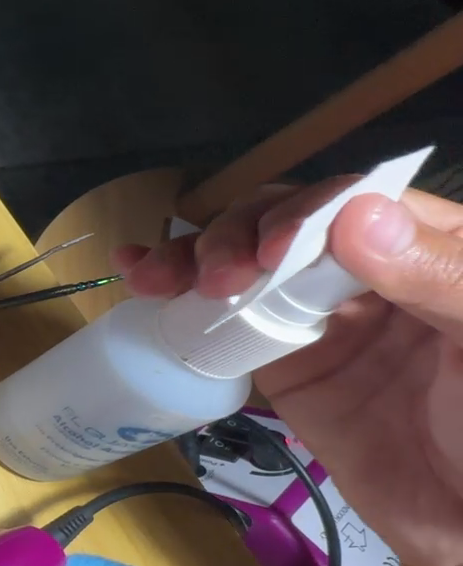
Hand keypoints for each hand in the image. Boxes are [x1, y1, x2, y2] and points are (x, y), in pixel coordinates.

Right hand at [118, 183, 462, 565]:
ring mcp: (313, 318)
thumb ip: (439, 276)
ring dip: (186, 258)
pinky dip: (170, 290)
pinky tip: (133, 274)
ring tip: (153, 277)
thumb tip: (353, 214)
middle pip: (278, 226)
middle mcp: (367, 276)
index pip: (353, 205)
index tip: (266, 255)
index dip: (299, 215)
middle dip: (229, 239)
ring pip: (236, 262)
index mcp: (433, 258)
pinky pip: (218, 316)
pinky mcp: (271, 359)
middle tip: (212, 281)